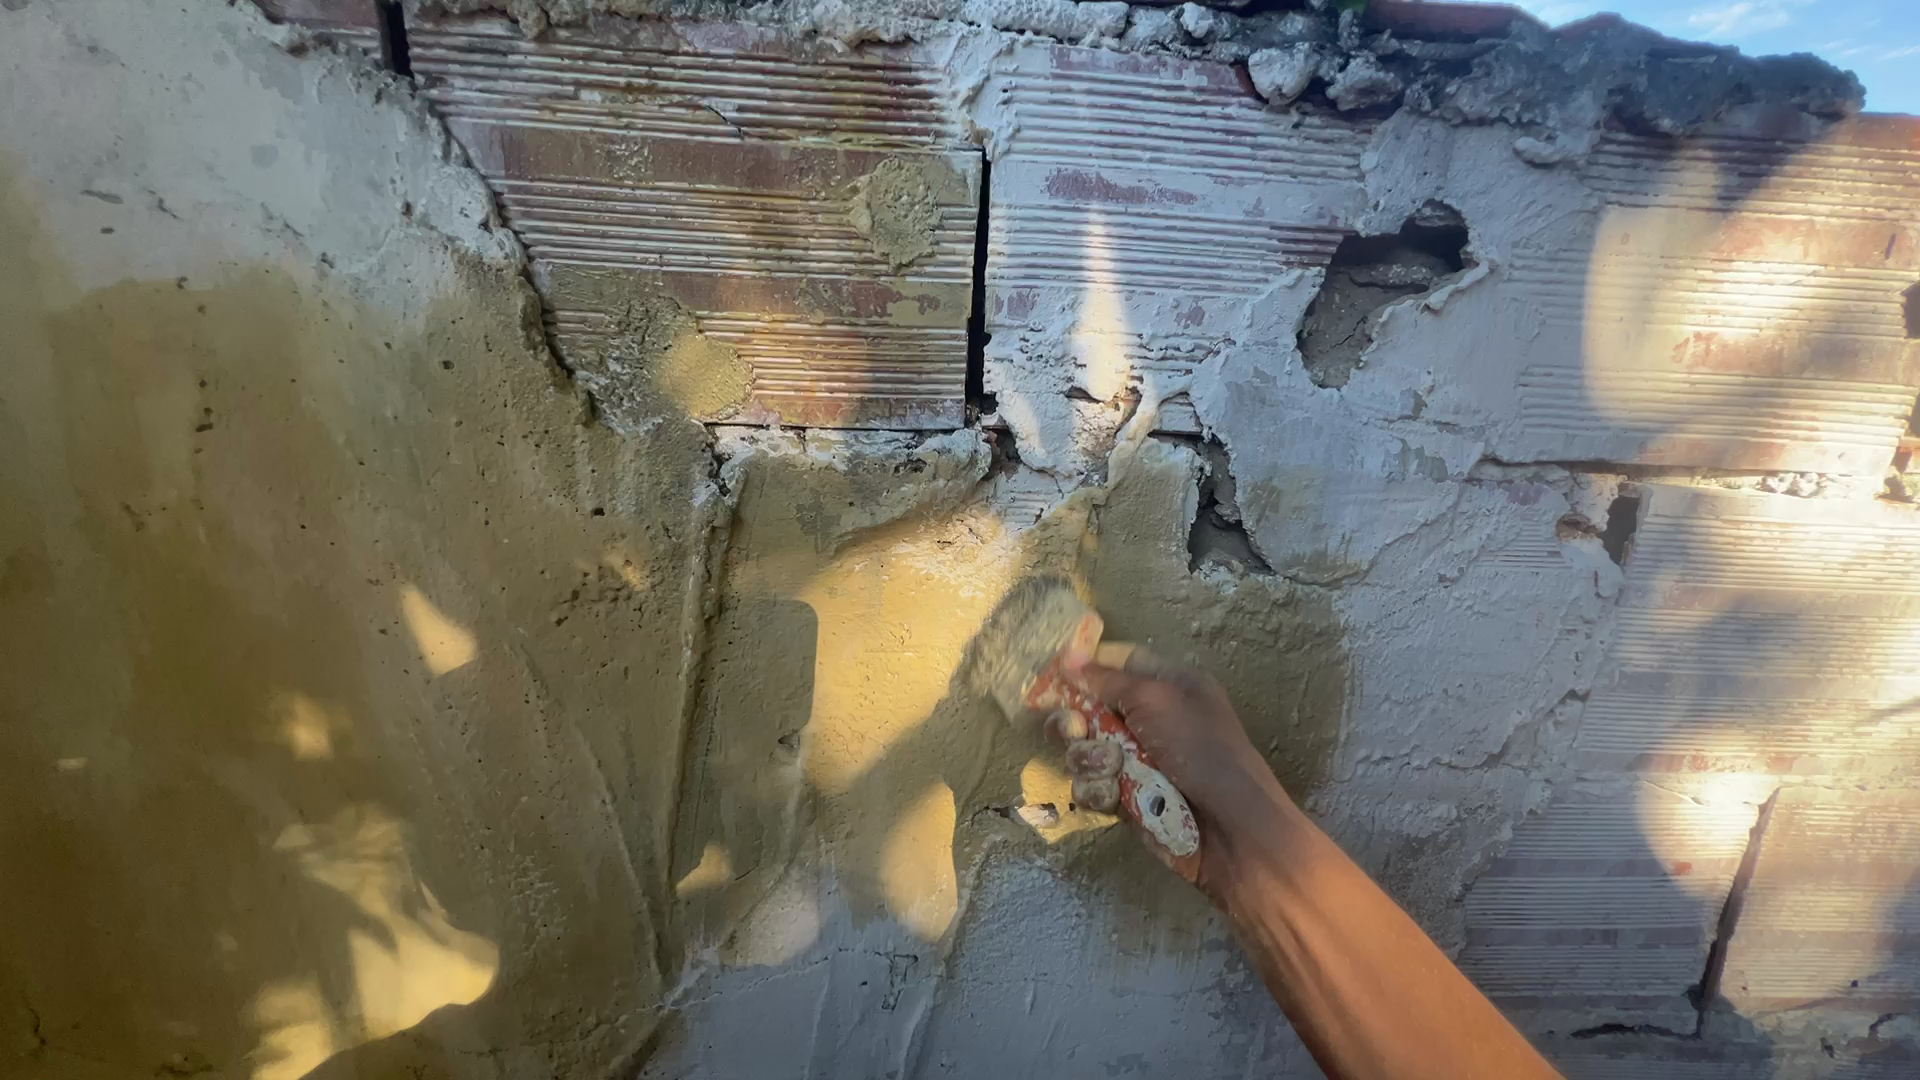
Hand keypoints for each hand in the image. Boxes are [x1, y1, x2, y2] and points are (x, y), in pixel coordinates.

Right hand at [1047, 643, 1290, 896]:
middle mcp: (1150, 717)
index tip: (1053, 671)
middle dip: (1074, 718)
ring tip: (1108, 767)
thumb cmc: (1199, 748)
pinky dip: (1097, 788)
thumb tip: (1067, 657)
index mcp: (1168, 684)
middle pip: (1090, 705)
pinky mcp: (1127, 794)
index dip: (1086, 664)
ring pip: (1083, 747)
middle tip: (1072, 730)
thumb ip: (1107, 679)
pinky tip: (1113, 795)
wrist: (1230, 828)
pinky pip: (1091, 783)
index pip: (1118, 661)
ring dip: (1087, 757)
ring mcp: (1137, 758)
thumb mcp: (1155, 699)